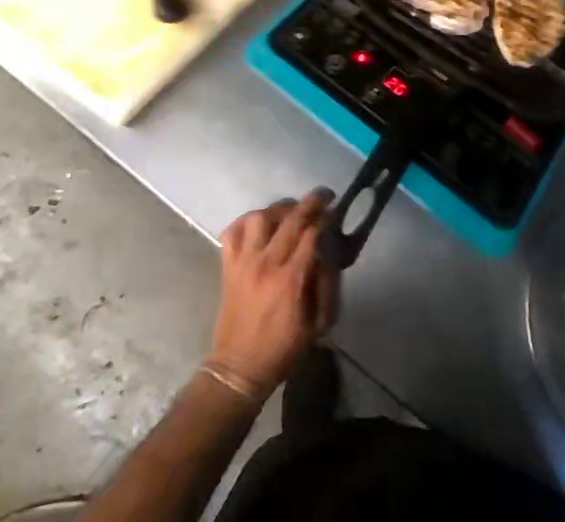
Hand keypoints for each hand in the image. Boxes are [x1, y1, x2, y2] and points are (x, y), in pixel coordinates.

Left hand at [208, 189, 338, 396]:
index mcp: (291, 279)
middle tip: (323, 196)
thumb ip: (327, 285)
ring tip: (291, 211)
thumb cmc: (284, 348)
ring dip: (279, 209)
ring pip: (259, 217)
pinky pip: (232, 231)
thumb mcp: (319, 323)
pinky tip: (259, 224)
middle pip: (290, 219)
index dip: (326, 218)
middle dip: (310, 202)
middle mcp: (266, 263)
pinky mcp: (227, 266)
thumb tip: (330, 253)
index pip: (312, 234)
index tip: (336, 211)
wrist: (239, 368)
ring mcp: (243, 262)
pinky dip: (245, 221)